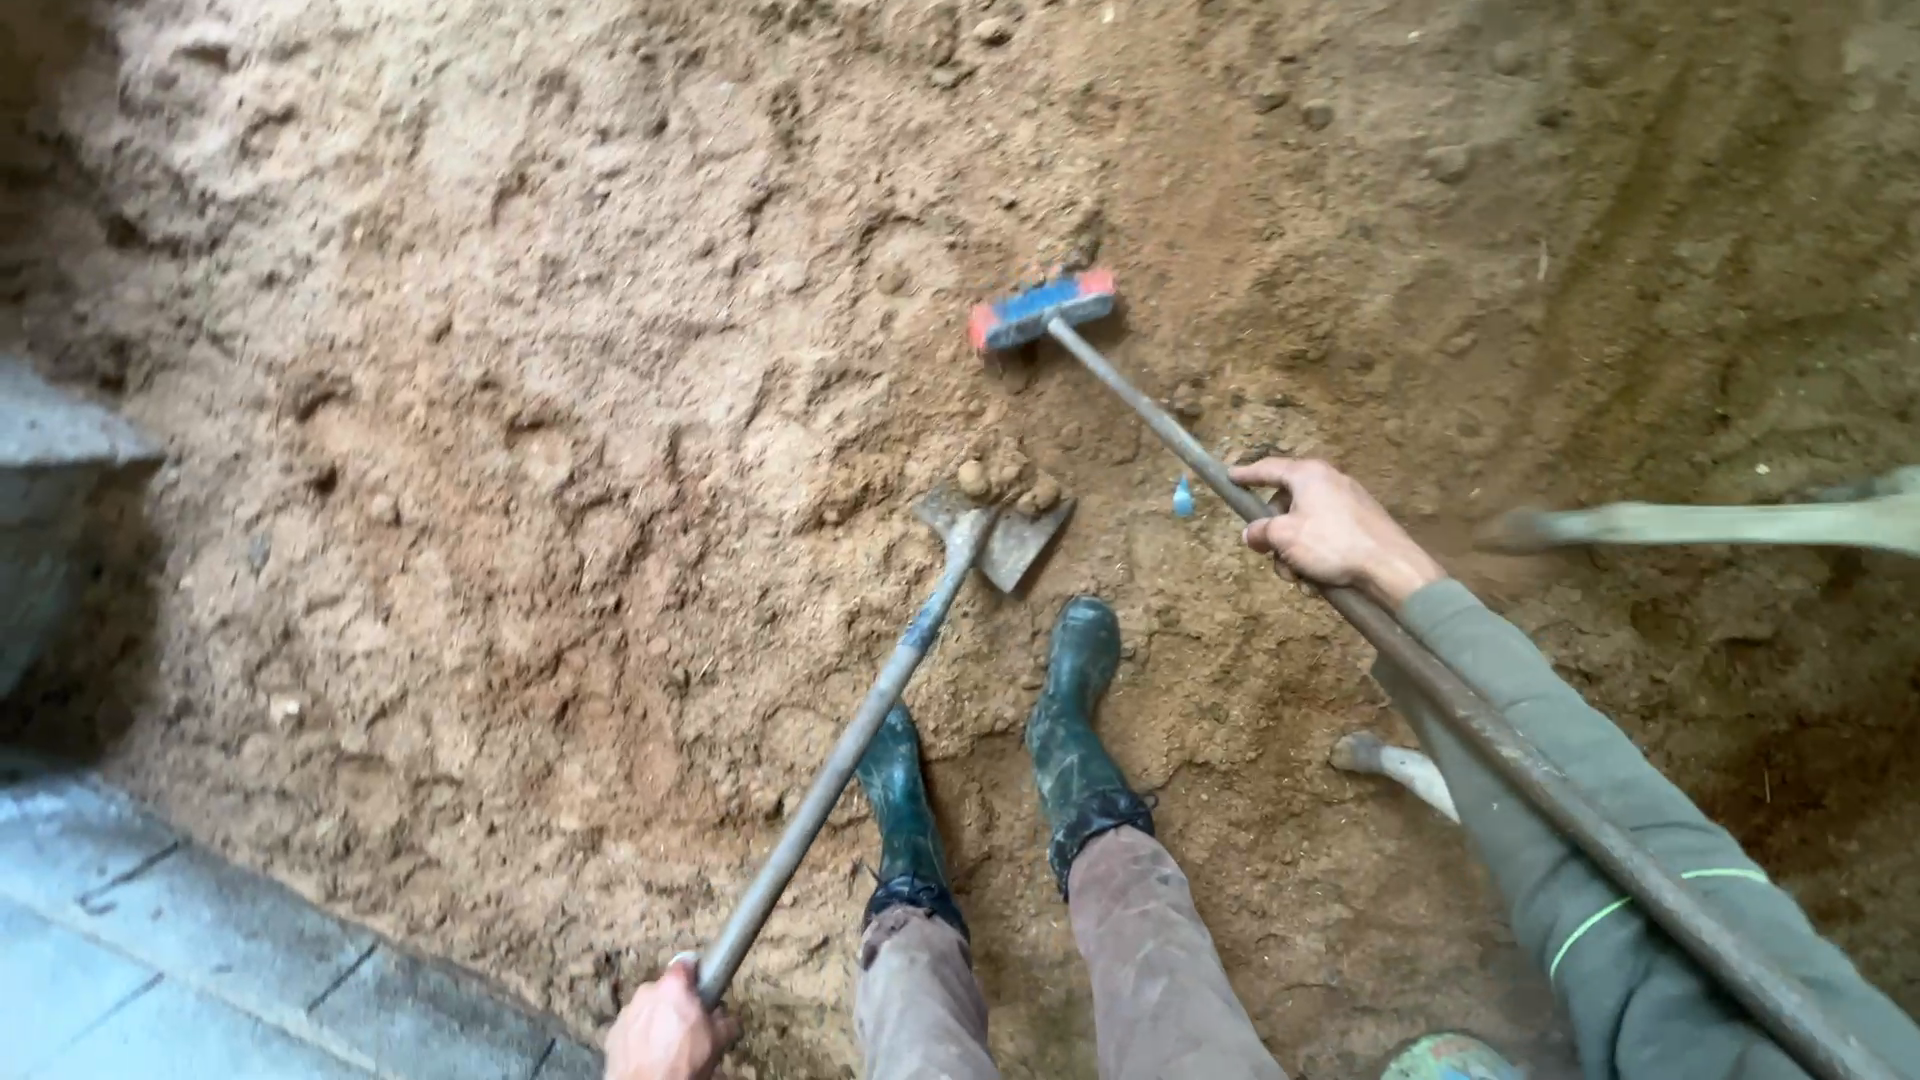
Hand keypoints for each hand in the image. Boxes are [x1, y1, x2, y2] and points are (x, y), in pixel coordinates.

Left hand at [604, 959, 739, 1079]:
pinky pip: (630, 1027)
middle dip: (674, 1002)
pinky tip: (647, 1055)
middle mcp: (647, 992)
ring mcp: (627, 1013)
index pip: (686, 963)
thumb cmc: (684, 1062)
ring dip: (654, 1019)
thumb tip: (724, 1018)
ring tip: (664, 1045)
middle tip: (685, 1025)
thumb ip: (724, 1020)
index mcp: (674, 986)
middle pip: (664, 988)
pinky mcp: (611, 1034)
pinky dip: (638, 1036)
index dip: (694, 975)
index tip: (699, 990)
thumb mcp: (717, 1040)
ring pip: (646, 1008)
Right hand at [1227, 458, 1446, 607]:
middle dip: (1273, 535)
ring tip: (1298, 576)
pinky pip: (1323, 537)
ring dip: (1292, 553)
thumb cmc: (1331, 543)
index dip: (1245, 475)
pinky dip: (1314, 556)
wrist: (1391, 567)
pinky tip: (1316, 579)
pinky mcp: (1359, 524)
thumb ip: (1260, 531)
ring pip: (1302, 526)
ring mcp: (1346, 503)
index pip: (1267, 469)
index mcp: (1308, 475)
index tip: (1230, 477)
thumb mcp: (1284, 537)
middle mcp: (1328, 482)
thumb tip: (1252, 533)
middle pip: (1284, 505)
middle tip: (1267, 553)